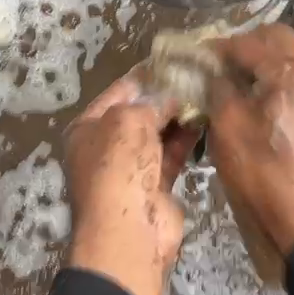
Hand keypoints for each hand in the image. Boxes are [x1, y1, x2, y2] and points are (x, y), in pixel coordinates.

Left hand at [63, 70, 201, 294]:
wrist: (129, 232)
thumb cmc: (118, 166)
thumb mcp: (129, 120)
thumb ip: (150, 102)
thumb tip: (171, 96)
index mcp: (88, 127)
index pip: (119, 91)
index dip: (146, 76)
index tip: (174, 62)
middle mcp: (106, 146)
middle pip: (139, 113)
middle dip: (164, 98)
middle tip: (196, 77)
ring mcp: (131, 168)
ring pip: (157, 135)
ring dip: (178, 117)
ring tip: (205, 94)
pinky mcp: (155, 187)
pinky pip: (171, 156)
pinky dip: (185, 140)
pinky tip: (205, 121)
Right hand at [206, 25, 293, 257]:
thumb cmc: (265, 177)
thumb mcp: (228, 130)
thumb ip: (218, 89)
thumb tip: (214, 72)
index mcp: (291, 73)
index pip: (246, 44)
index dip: (217, 48)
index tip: (197, 56)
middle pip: (278, 39)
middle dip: (247, 46)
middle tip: (221, 64)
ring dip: (267, 62)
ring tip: (241, 85)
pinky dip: (284, 80)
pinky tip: (265, 104)